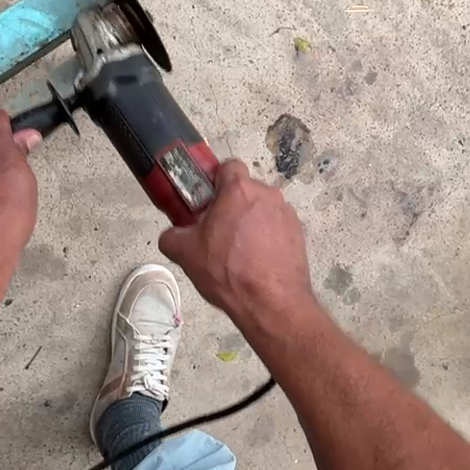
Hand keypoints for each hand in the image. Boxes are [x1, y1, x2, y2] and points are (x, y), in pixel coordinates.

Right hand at [158, 160, 316, 328]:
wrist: (271, 303)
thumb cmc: (229, 272)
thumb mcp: (185, 254)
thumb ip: (172, 236)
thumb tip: (171, 236)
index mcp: (238, 191)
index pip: (227, 166)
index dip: (215, 180)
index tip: (207, 199)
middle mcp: (266, 195)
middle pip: (244, 190)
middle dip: (231, 206)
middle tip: (217, 231)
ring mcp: (286, 214)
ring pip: (261, 209)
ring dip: (249, 223)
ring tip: (237, 252)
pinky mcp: (298, 234)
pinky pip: (276, 227)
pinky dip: (266, 238)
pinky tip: (256, 261)